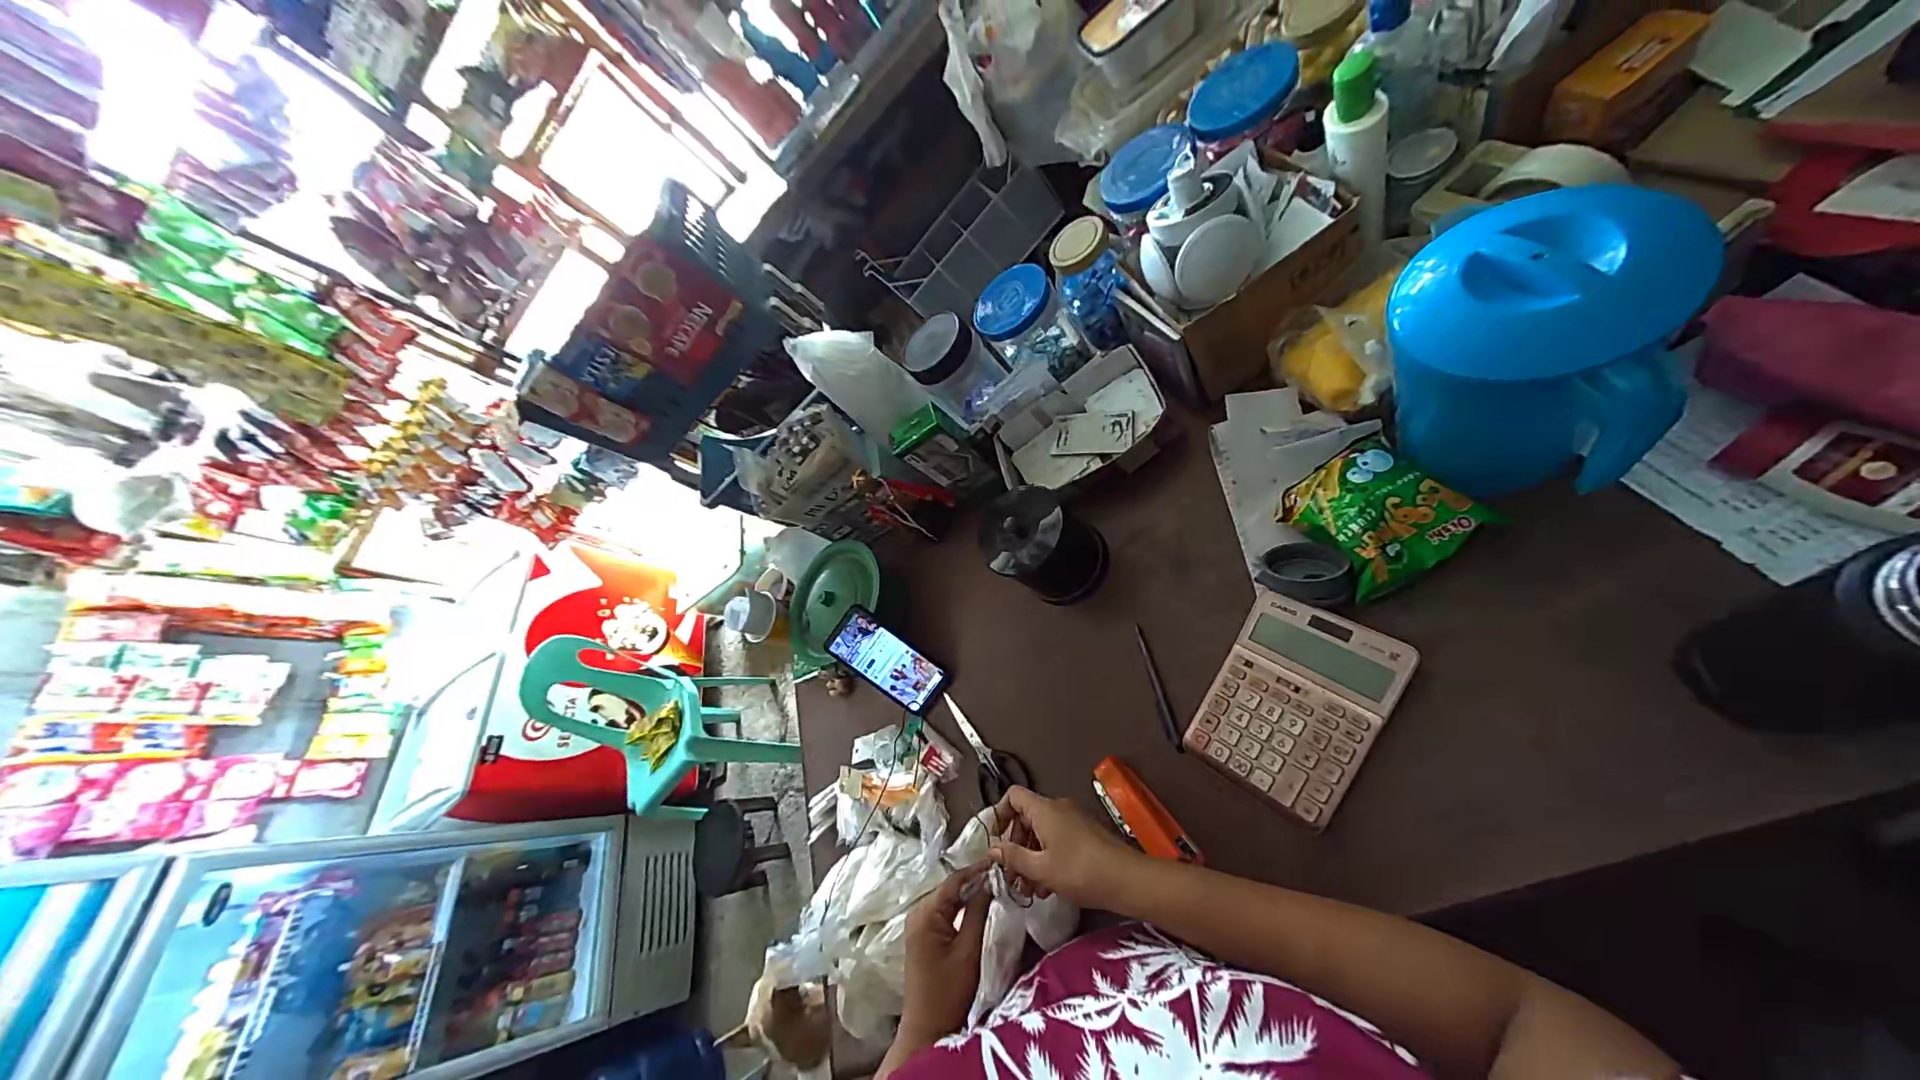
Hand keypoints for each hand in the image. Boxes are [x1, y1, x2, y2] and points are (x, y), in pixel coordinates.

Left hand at [900, 861, 991, 1042]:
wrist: (927, 1029)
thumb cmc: (949, 992)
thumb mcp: (969, 951)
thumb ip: (978, 913)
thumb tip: (990, 883)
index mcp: (925, 913)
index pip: (954, 881)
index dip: (977, 870)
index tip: (1001, 863)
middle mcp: (917, 912)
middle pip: (950, 888)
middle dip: (975, 880)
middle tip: (1002, 875)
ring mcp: (918, 924)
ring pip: (948, 899)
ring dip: (969, 894)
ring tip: (996, 888)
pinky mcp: (922, 936)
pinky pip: (944, 912)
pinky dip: (961, 908)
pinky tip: (979, 907)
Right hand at [988, 785, 1148, 907]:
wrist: (1127, 879)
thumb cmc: (1080, 871)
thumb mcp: (1040, 869)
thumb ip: (1013, 857)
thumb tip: (992, 849)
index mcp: (1045, 809)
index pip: (1013, 796)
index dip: (999, 814)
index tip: (995, 841)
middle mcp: (1059, 808)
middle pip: (1026, 817)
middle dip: (1015, 844)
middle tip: (1011, 873)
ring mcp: (1075, 820)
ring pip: (1042, 832)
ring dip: (1031, 857)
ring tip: (1029, 888)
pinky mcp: (1086, 835)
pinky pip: (1057, 839)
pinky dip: (1047, 858)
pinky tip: (1048, 886)